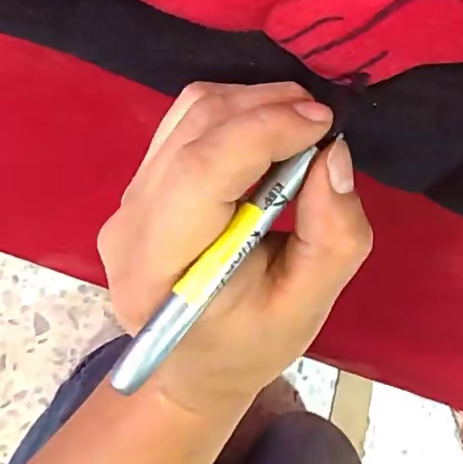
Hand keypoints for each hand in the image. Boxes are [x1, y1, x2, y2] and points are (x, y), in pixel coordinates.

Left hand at [97, 82, 372, 419]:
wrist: (193, 362)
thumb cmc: (248, 344)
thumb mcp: (306, 308)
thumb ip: (332, 236)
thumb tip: (334, 154)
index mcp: (156, 267)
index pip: (202, 172)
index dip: (264, 132)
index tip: (322, 121)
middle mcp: (128, 220)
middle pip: (196, 131)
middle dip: (265, 108)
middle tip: (320, 118)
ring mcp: (128, 192)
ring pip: (190, 112)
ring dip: (251, 101)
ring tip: (298, 119)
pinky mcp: (141, 175)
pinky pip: (186, 117)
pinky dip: (232, 108)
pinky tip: (265, 126)